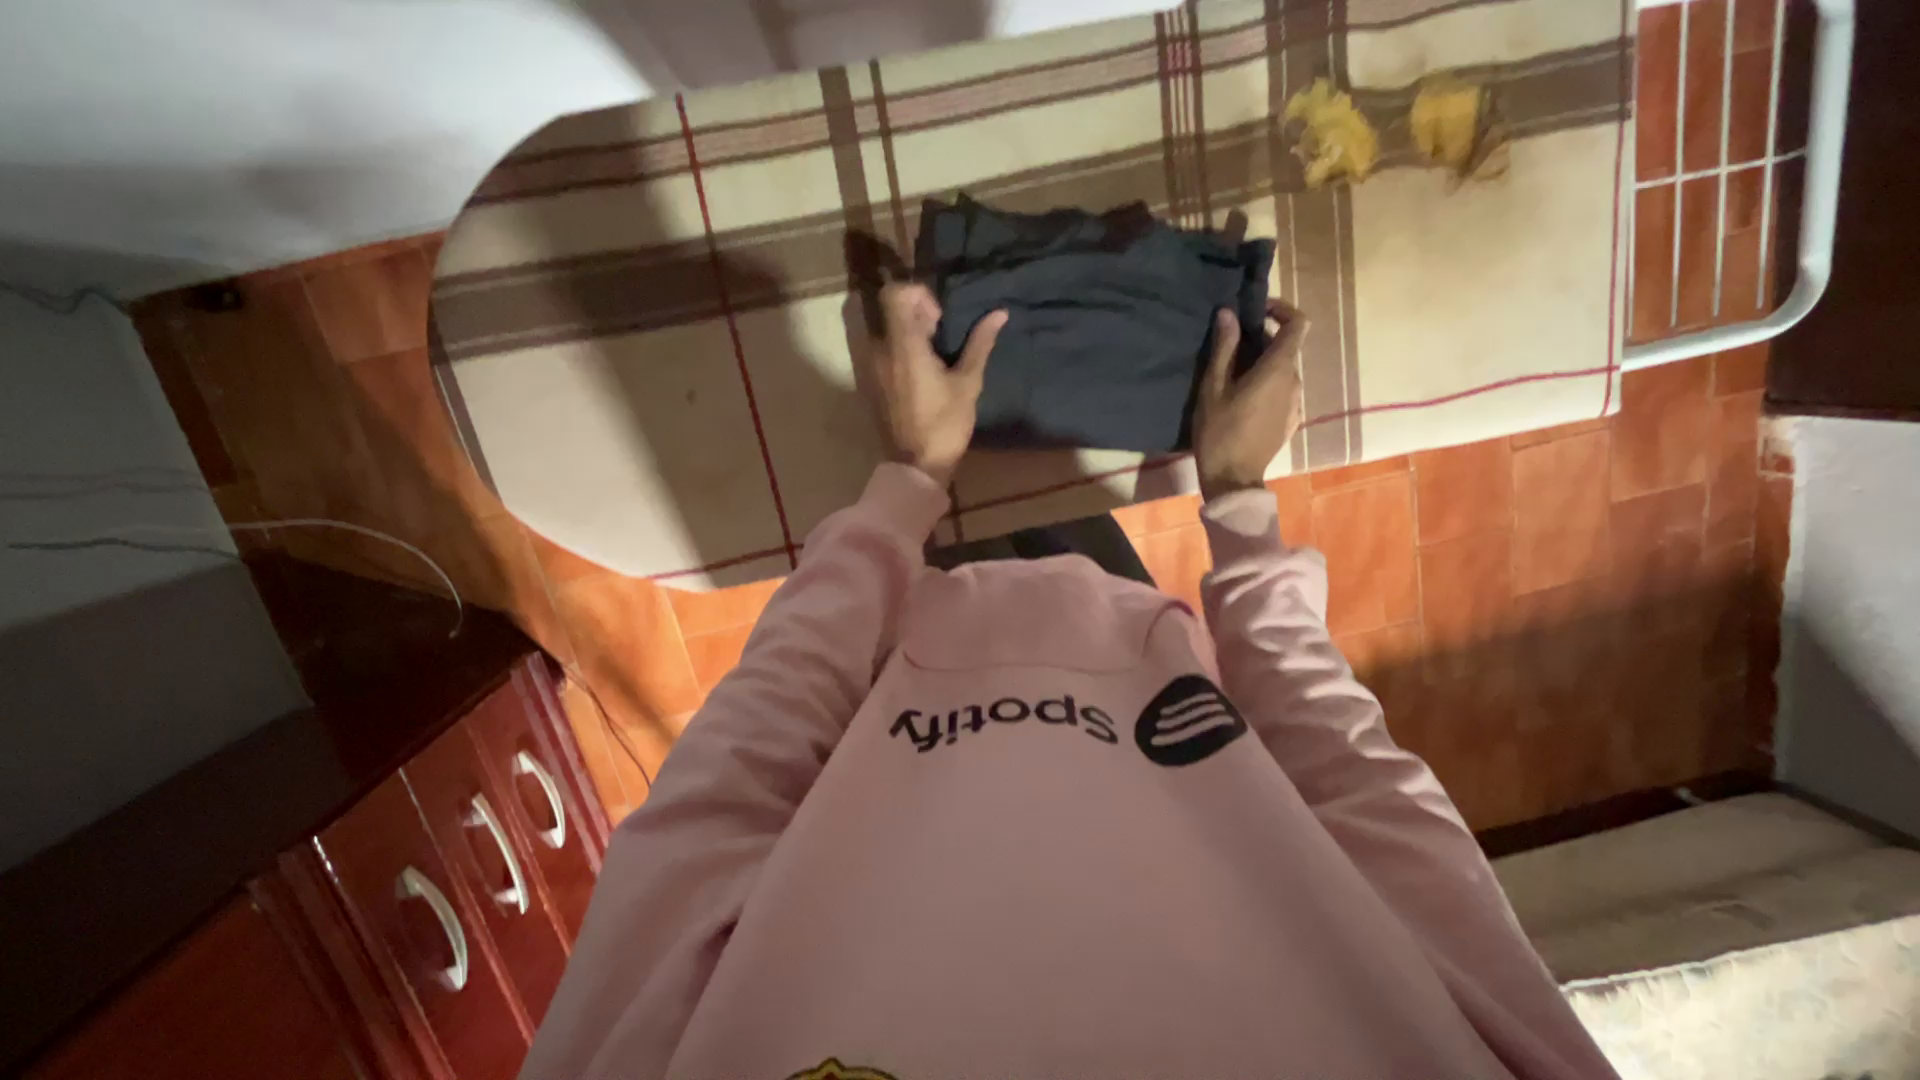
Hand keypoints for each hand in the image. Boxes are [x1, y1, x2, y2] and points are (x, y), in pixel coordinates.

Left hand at [864, 283, 1007, 486]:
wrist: (916, 465)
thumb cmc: (945, 425)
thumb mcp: (968, 383)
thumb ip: (980, 343)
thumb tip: (999, 313)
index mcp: (904, 346)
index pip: (895, 294)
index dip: (918, 294)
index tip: (938, 317)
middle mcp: (881, 350)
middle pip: (888, 308)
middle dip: (914, 310)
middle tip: (938, 331)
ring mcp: (871, 366)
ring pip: (885, 328)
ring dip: (908, 330)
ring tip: (933, 351)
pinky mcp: (871, 381)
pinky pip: (882, 349)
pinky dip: (900, 348)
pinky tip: (922, 370)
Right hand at [1192, 301, 1307, 500]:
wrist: (1233, 479)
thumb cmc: (1219, 431)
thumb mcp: (1213, 388)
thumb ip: (1224, 348)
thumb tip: (1229, 313)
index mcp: (1278, 369)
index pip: (1298, 324)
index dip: (1282, 310)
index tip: (1257, 310)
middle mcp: (1295, 382)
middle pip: (1287, 348)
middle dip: (1263, 339)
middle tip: (1231, 347)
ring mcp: (1296, 403)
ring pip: (1285, 371)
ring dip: (1264, 364)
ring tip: (1233, 375)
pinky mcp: (1291, 420)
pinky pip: (1284, 391)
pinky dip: (1268, 384)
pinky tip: (1244, 401)